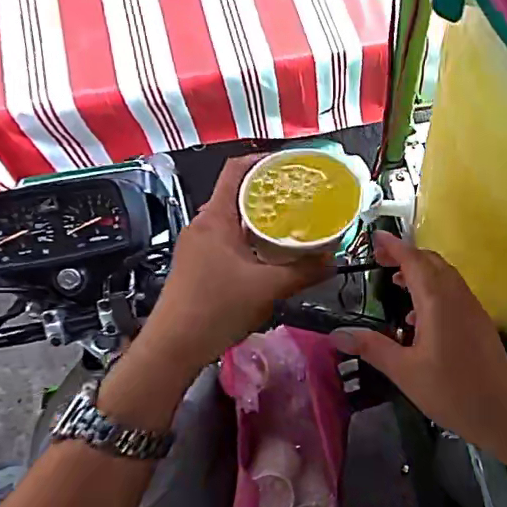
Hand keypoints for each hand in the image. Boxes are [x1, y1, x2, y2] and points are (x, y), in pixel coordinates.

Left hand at [134, 155, 330, 377]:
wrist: (173, 346)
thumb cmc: (215, 309)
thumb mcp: (266, 289)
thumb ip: (302, 272)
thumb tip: (332, 262)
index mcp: (215, 218)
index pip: (235, 170)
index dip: (262, 160)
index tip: (289, 164)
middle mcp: (202, 226)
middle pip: (237, 197)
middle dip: (268, 197)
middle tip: (300, 200)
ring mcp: (196, 247)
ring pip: (232, 223)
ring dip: (259, 224)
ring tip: (290, 228)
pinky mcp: (195, 266)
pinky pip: (226, 243)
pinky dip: (248, 243)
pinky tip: (268, 259)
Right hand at [330, 232, 506, 450]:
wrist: (505, 414)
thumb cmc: (452, 392)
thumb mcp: (404, 371)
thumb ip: (372, 348)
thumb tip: (337, 334)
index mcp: (438, 303)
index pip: (414, 262)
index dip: (395, 247)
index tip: (376, 237)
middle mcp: (457, 298)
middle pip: (432, 263)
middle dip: (407, 255)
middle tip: (380, 259)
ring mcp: (472, 310)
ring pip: (446, 277)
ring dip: (421, 272)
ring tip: (396, 283)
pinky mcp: (479, 324)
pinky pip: (454, 294)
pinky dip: (433, 291)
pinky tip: (417, 318)